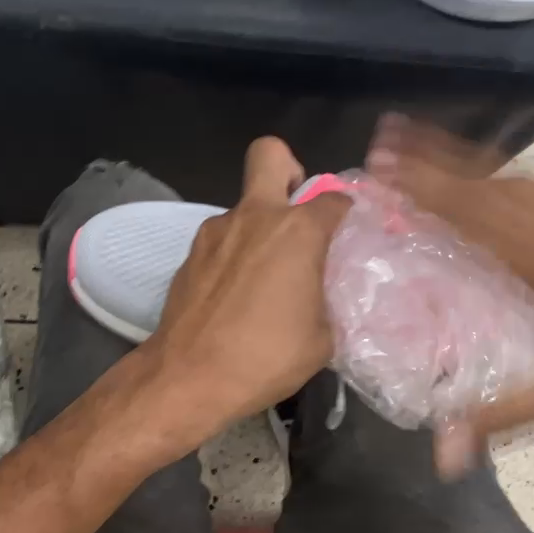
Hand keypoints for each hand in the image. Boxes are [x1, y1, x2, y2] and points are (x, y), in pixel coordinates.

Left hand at [139, 137, 350, 442]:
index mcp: (296, 230)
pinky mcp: (189, 256)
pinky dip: (234, 256)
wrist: (187, 377)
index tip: (345, 238)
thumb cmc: (264, 358)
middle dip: (288, 169)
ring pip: (242, 208)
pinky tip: (237, 296)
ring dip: (258, 229)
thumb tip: (319, 293)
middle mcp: (253, 217)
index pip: (334, 200)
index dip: (345, 215)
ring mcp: (214, 233)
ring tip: (265, 278)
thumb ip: (327, 300)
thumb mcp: (322, 338)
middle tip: (297, 211)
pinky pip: (221, 242)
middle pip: (269, 155)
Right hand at [367, 114, 533, 462]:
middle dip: (437, 159)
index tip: (381, 164)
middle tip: (387, 142)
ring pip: (526, 183)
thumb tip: (441, 457)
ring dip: (473, 168)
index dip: (425, 187)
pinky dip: (509, 187)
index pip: (476, 213)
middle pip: (495, 182)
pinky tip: (501, 201)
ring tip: (430, 159)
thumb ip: (502, 417)